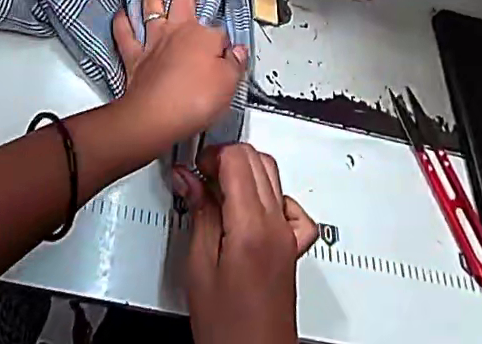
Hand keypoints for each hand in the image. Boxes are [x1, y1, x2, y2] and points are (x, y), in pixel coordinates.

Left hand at [110, 0, 248, 151]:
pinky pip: (124, 32)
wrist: (156, 115)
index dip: (225, 44)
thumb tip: (237, 51)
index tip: (229, 54)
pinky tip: (121, 11)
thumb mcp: (228, 84)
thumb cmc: (195, 99)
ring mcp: (152, 41)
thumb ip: (234, 64)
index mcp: (201, 35)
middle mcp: (175, 31)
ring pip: (151, 3)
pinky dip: (121, 20)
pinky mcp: (134, 56)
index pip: (218, 32)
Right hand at [176, 144, 318, 343]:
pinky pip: (290, 206)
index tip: (193, 169)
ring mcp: (289, 236)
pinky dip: (271, 195)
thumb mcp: (199, 266)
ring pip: (271, 175)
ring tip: (217, 191)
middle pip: (255, 159)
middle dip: (224, 158)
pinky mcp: (292, 248)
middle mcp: (277, 227)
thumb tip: (189, 177)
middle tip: (200, 178)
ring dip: (244, 171)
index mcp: (252, 228)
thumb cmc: (228, 329)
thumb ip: (199, 213)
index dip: (210, 156)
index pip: (237, 158)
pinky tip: (250, 207)